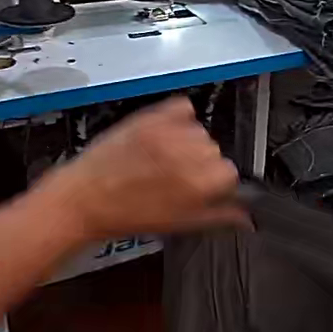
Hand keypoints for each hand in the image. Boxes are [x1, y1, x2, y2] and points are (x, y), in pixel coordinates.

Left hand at [29, 97, 246, 240]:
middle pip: (216, 151)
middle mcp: (192, 153)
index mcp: (203, 182)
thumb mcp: (181, 224)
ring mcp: (172, 132)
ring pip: (200, 131)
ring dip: (187, 143)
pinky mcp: (155, 115)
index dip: (216, 182)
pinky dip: (179, 117)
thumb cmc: (126, 214)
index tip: (202, 187)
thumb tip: (248, 219)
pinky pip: (183, 107)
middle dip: (201, 163)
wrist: (83, 198)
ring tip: (162, 160)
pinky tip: (163, 136)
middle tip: (175, 178)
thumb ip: (221, 216)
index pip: (231, 172)